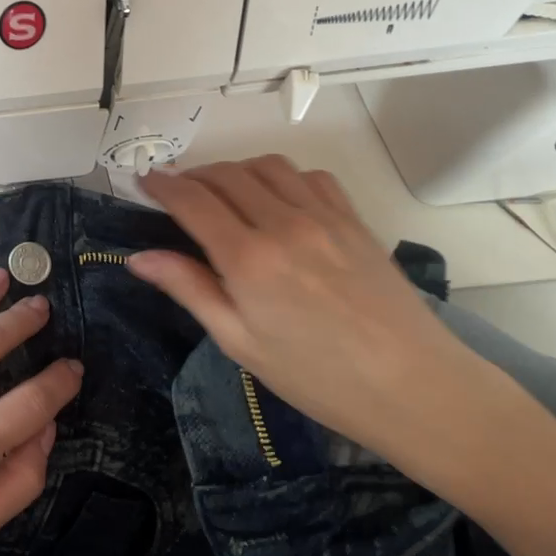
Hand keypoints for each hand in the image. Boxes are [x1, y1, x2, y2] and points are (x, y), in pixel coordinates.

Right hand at [130, 156, 484, 457]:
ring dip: (235, 170)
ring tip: (223, 191)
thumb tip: (139, 257)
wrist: (416, 389)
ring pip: (266, 166)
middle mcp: (283, 224)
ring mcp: (324, 217)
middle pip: (225, 174)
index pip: (192, 200)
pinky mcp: (354, 221)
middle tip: (176, 191)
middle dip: (193, 175)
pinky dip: (281, 176)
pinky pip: (310, 176)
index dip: (161, 184)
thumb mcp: (240, 342)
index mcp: (248, 259)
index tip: (143, 180)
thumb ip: (189, 289)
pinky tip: (276, 199)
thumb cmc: (317, 378)